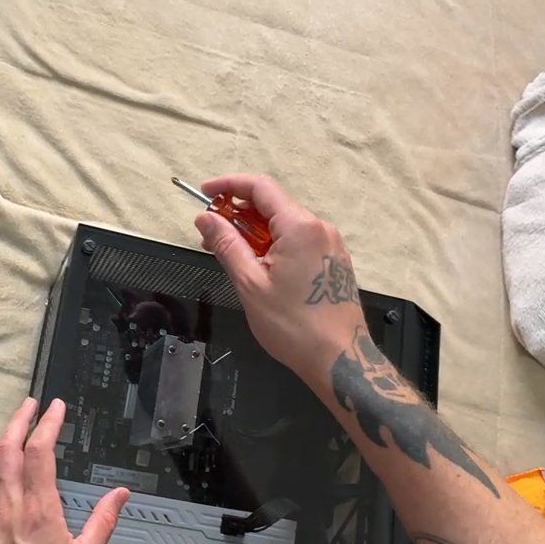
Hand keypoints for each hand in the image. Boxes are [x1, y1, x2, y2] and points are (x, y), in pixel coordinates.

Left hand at [0, 398, 130, 543]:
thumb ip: (102, 522)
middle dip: (18, 421)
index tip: (55, 407)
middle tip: (30, 404)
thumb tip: (121, 494)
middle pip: (7, 449)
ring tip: (15, 431)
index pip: (39, 453)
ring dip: (3, 442)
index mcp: (39, 510)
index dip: (46, 424)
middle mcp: (10, 506)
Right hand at [193, 174, 363, 379]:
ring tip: (229, 253)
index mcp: (301, 227)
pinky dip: (274, 244)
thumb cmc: (293, 326)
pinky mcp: (333, 262)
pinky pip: (299, 241)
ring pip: (285, 224)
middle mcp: (320, 228)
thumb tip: (206, 218)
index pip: (260, 187)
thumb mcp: (250, 284)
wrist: (339, 359)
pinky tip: (257, 265)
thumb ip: (226, 245)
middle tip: (210, 233)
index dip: (228, 185)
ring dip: (254, 232)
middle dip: (238, 213)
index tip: (205, 193)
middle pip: (273, 205)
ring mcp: (330, 245)